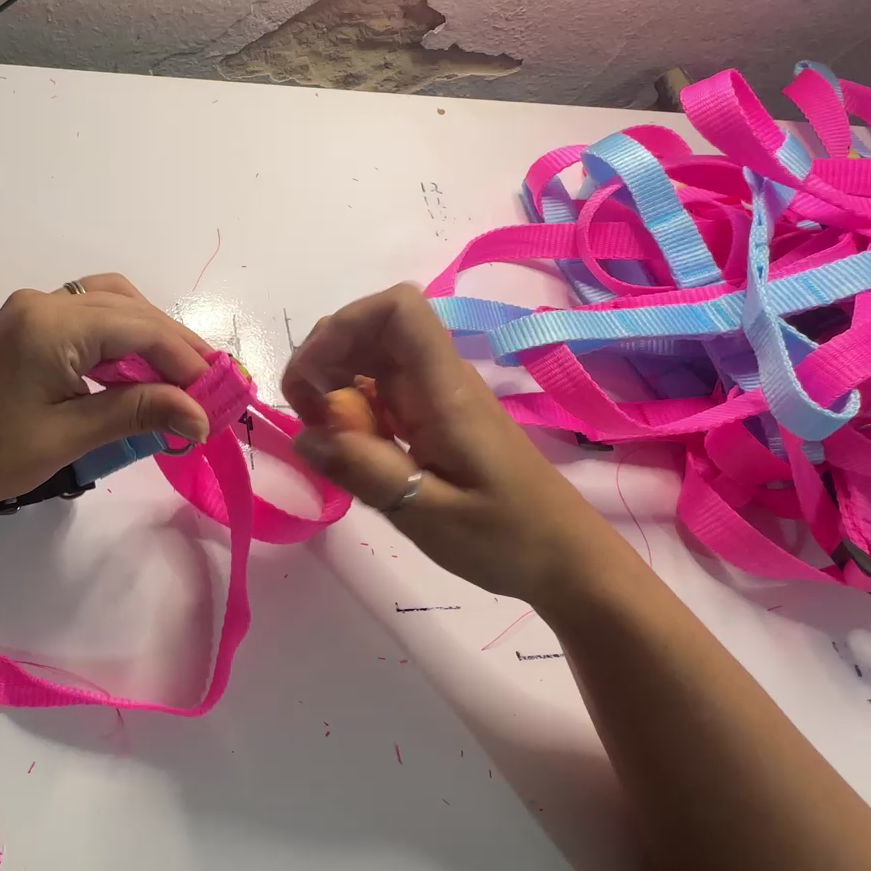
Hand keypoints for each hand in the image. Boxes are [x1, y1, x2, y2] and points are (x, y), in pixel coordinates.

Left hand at [0, 274, 211, 525]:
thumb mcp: (66, 438)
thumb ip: (135, 413)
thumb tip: (200, 414)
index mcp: (52, 326)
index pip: (140, 329)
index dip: (187, 360)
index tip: (222, 395)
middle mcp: (44, 302)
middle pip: (130, 309)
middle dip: (175, 347)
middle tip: (213, 387)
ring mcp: (32, 309)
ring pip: (112, 305)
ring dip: (150, 339)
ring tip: (183, 380)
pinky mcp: (27, 325)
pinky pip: (89, 318)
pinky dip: (122, 342)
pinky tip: (141, 374)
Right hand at [281, 283, 633, 605]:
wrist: (566, 561)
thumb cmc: (507, 538)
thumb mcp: (430, 516)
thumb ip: (366, 472)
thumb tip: (304, 437)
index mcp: (445, 391)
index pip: (397, 310)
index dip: (343, 328)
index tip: (313, 384)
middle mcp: (437, 380)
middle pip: (371, 327)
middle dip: (323, 359)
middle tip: (311, 420)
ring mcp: (432, 397)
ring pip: (367, 357)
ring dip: (330, 385)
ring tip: (325, 438)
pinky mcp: (427, 418)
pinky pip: (375, 391)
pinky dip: (346, 410)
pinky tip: (347, 450)